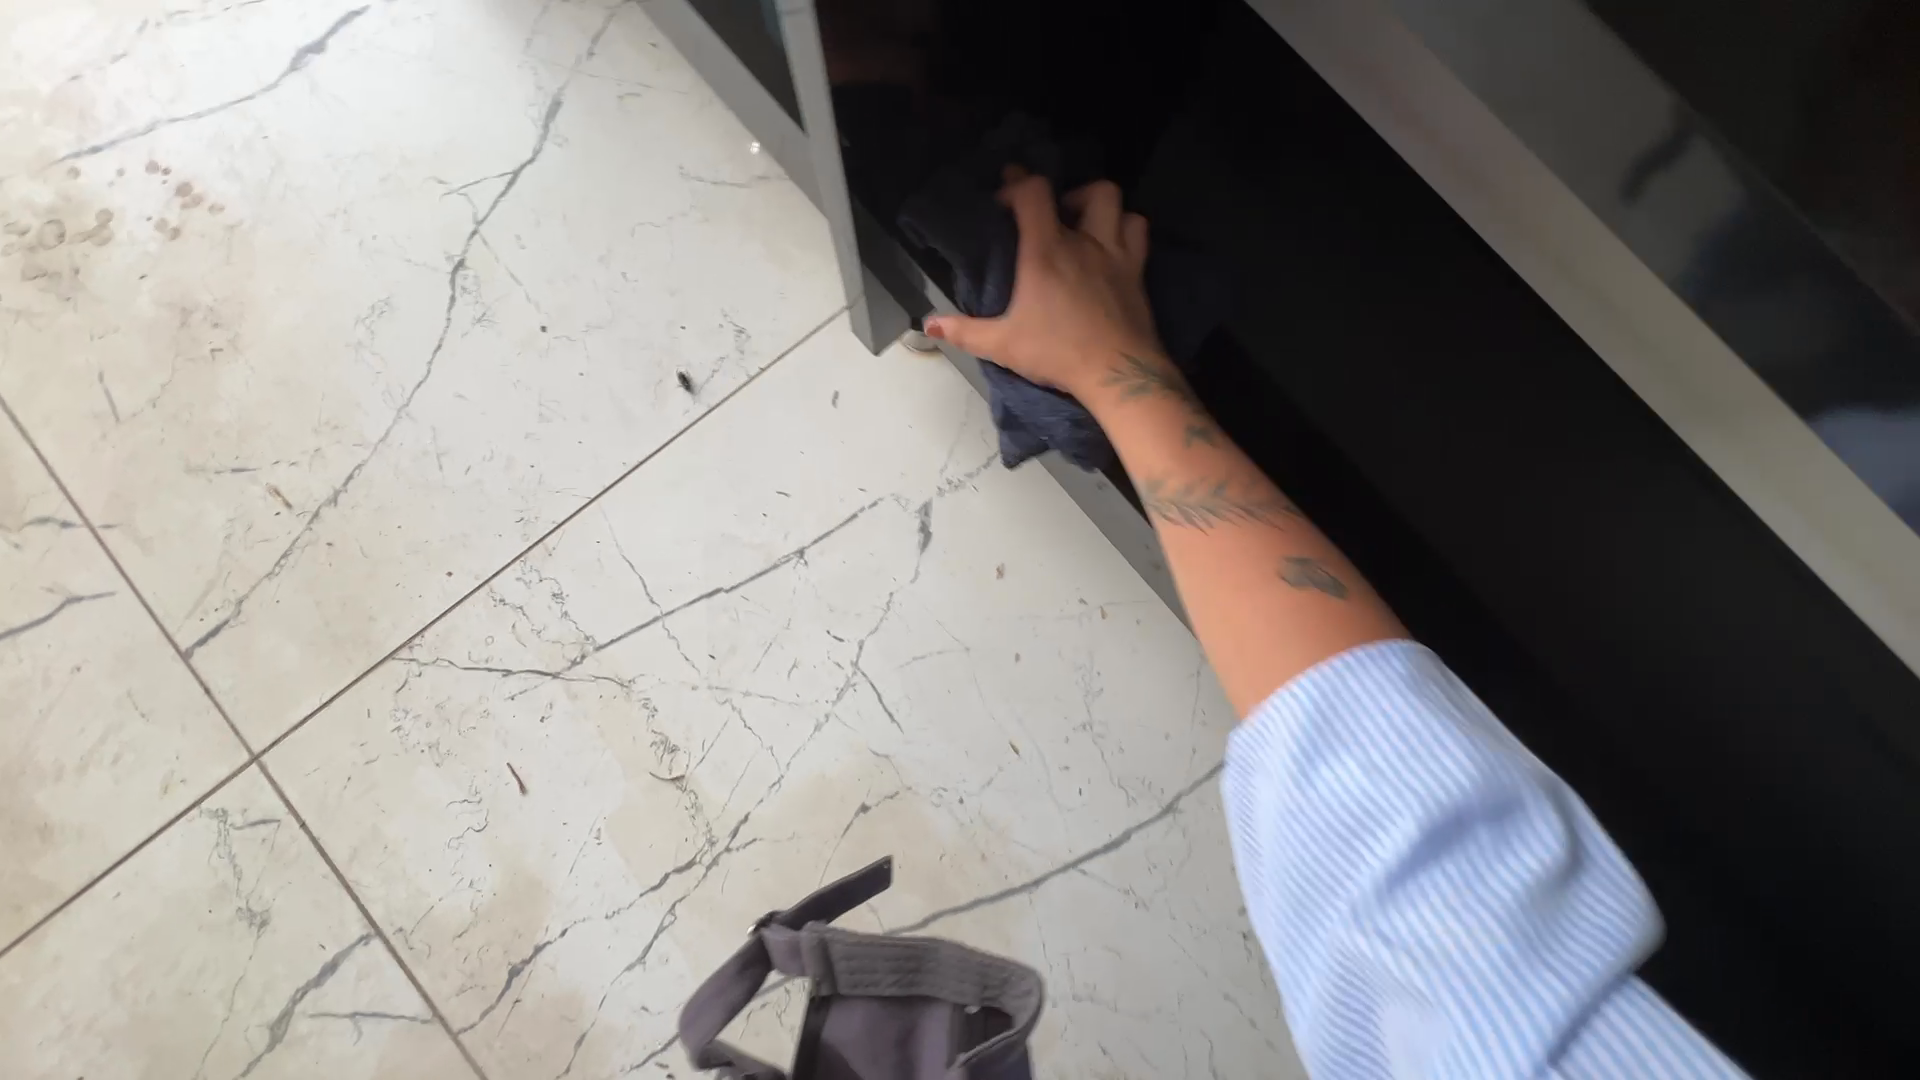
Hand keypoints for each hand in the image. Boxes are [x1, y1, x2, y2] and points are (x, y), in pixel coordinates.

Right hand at [924, 171, 1162, 399]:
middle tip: (1050, 215)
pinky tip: (1112, 243)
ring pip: (1115, 202)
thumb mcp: (1003, 346)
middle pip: (1083, 190)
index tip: (1003, 201)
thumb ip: (965, 331)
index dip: (1017, 186)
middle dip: (1063, 193)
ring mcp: (1115, 253)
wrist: (1116, 373)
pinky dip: (1126, 226)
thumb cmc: (1057, 354)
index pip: (1034, 192)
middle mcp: (1083, 242)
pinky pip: (1138, 230)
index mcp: (1046, 252)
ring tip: (1082, 223)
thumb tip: (929, 325)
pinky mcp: (1136, 272)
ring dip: (1096, 203)